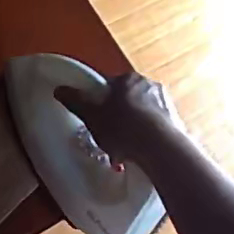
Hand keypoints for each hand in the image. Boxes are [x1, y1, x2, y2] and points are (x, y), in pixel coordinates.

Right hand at [54, 72, 184, 169]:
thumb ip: (75, 101)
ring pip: (140, 115)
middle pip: (126, 101)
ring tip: (123, 151)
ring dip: (132, 130)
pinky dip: (145, 138)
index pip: (109, 86)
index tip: (95, 119)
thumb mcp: (91, 116)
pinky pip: (153, 128)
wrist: (159, 147)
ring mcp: (164, 102)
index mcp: (127, 79)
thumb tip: (59, 90)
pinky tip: (138, 154)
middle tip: (108, 138)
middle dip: (117, 117)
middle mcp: (149, 84)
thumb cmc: (122, 127)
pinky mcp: (174, 121)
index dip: (99, 103)